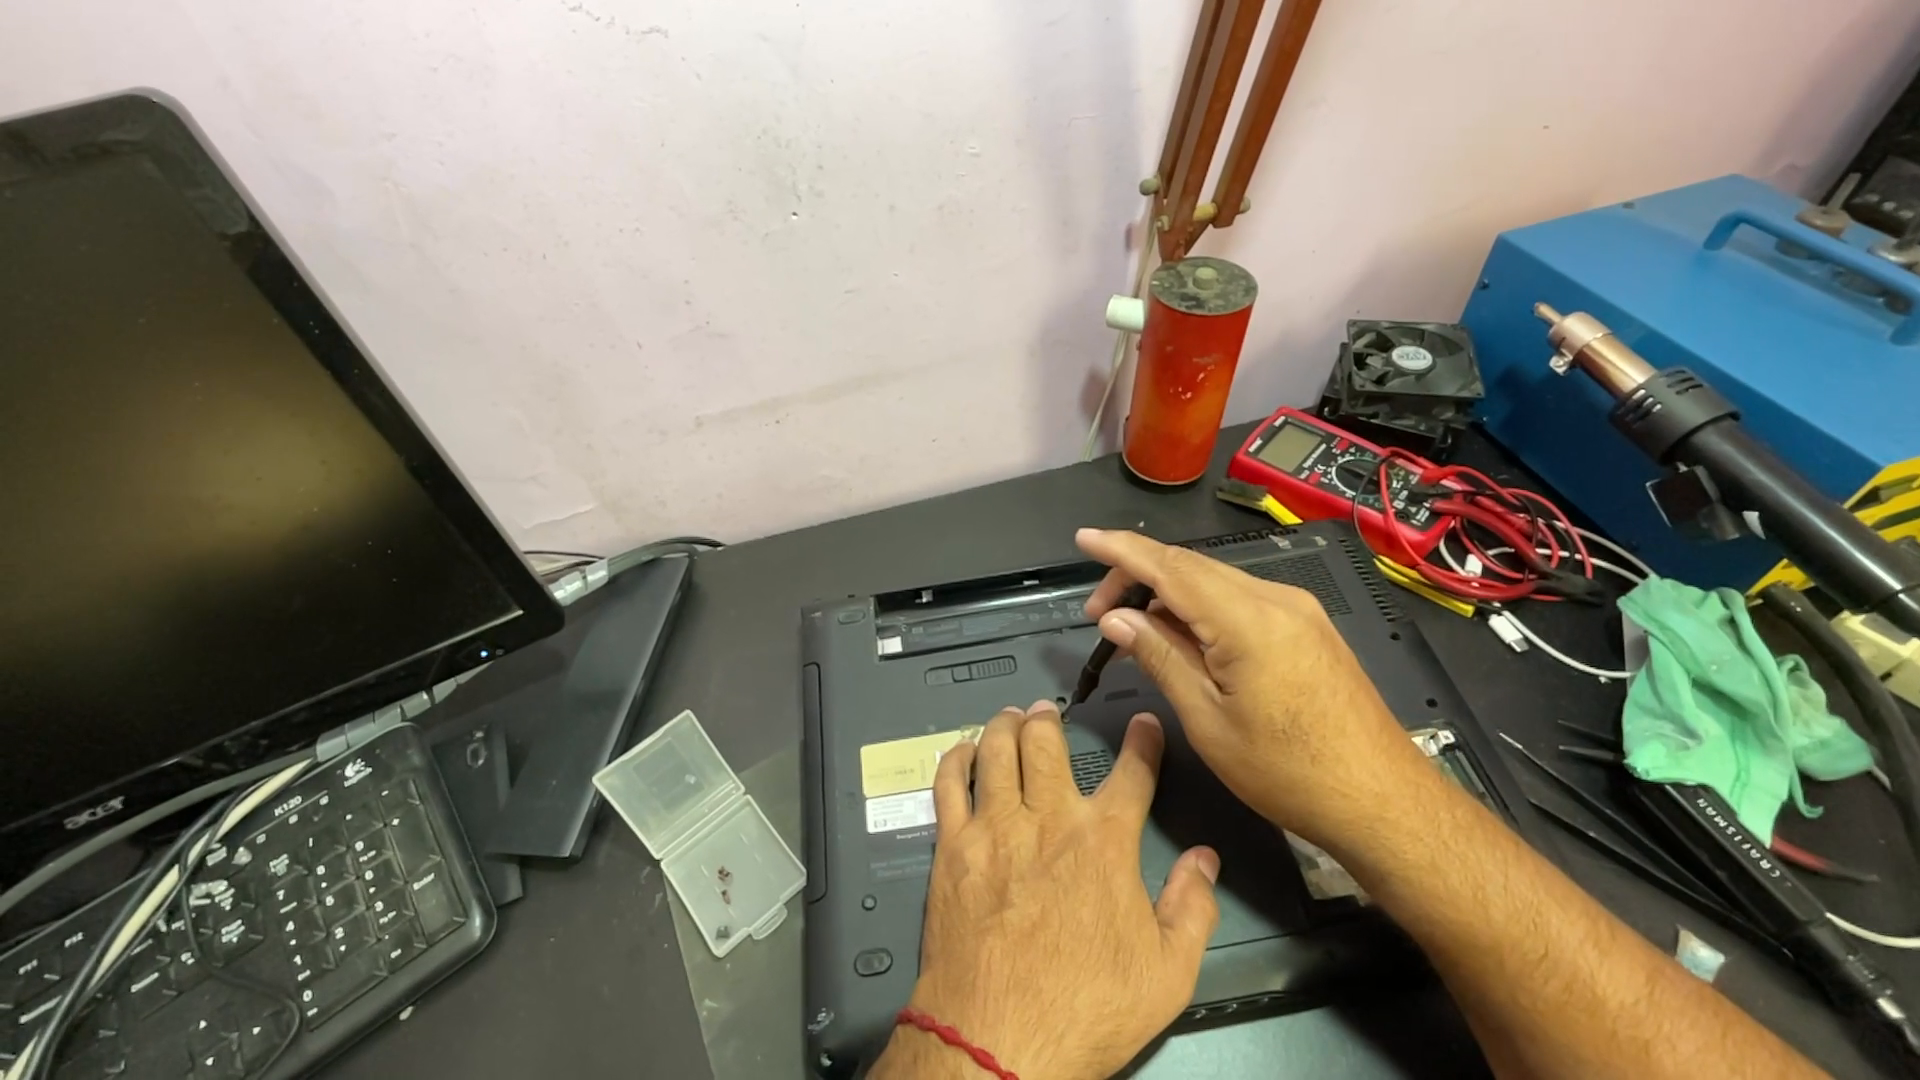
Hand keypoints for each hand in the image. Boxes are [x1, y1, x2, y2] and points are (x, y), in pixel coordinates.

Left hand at [870, 701, 1219, 1079]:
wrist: (998, 1038)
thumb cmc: (1086, 1007)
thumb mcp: (1167, 973)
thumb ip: (1192, 908)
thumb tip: (1204, 860)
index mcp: (1104, 843)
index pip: (1133, 774)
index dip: (1143, 743)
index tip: (1144, 724)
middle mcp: (1048, 821)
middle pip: (1047, 744)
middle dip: (1049, 719)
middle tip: (1047, 711)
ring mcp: (994, 829)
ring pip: (998, 752)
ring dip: (1005, 726)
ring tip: (1009, 716)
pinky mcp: (952, 848)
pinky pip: (949, 786)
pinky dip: (956, 759)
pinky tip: (962, 751)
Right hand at [1076, 528, 1429, 846]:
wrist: (1380, 798)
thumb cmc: (1288, 771)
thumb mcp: (1208, 721)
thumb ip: (1160, 658)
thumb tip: (1117, 619)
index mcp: (1249, 620)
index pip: (1170, 568)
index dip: (1121, 551)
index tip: (1084, 539)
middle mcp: (1277, 600)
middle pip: (1192, 568)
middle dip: (1138, 579)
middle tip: (1098, 616)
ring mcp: (1298, 611)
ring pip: (1216, 583)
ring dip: (1169, 596)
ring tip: (1134, 632)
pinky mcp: (1308, 627)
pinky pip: (1240, 601)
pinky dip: (1201, 610)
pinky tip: (1182, 638)